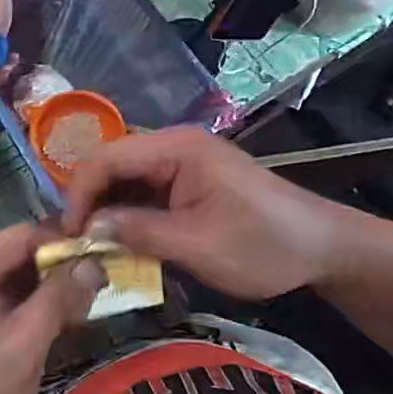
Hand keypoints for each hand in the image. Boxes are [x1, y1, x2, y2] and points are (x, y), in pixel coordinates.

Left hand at [0, 225, 101, 393]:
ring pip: (23, 274)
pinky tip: (69, 317)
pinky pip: (16, 296)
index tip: (104, 257)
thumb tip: (96, 263)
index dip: (66, 241)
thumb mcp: (26, 343)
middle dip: (63, 265)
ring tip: (92, 300)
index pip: (25, 233)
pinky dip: (42, 303)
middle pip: (24, 251)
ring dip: (56, 285)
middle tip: (103, 281)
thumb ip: (61, 298)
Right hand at [62, 128, 349, 300]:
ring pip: (126, 179)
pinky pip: (146, 191)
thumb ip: (138, 232)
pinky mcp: (190, 181)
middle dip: (89, 202)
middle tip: (77, 245)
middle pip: (112, 164)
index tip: (70, 237)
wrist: (322, 247)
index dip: (79, 194)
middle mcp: (175, 145)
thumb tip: (88, 230)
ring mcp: (183, 162)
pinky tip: (123, 241)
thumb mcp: (197, 245)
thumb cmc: (263, 245)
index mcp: (177, 148)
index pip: (106, 157)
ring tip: (94, 248)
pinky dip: (130, 215)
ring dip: (108, 210)